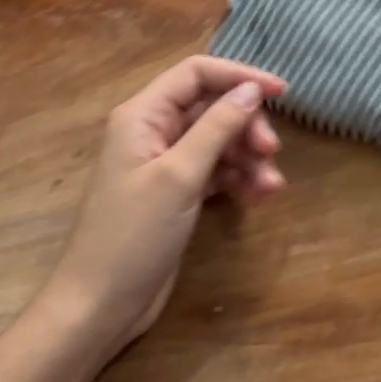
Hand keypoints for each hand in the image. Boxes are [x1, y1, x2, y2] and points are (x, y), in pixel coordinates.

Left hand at [38, 56, 287, 360]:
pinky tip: (258, 198)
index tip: (281, 92)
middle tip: (271, 152)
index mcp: (142, 116)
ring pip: (219, 141)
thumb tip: (252, 89)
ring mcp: (165, 164)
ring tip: (270, 187)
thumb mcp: (179, 176)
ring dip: (248, 158)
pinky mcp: (177, 193)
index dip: (239, 76)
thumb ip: (217, 127)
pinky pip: (216, 170)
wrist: (99, 308)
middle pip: (212, 107)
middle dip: (246, 126)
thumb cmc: (132, 236)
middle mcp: (153, 131)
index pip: (196, 74)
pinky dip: (239, 179)